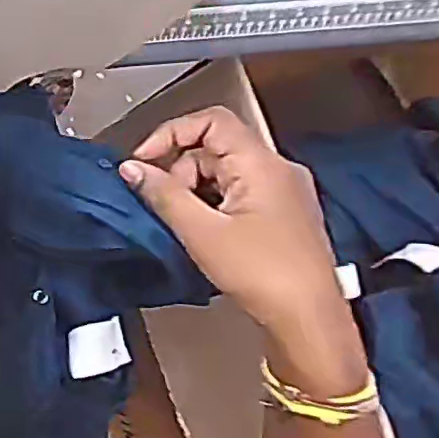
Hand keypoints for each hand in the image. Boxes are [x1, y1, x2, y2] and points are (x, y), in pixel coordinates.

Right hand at [117, 107, 341, 336]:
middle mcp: (277, 170)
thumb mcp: (200, 232)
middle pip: (212, 148)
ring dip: (192, 192)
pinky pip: (235, 192)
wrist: (307, 316)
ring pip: (221, 172)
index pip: (211, 121)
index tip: (142, 161)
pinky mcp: (279, 213)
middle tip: (162, 205)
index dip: (170, 134)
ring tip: (186, 227)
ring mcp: (281, 191)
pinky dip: (210, 206)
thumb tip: (132, 168)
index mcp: (261, 165)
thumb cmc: (264, 274)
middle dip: (178, 172)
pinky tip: (204, 234)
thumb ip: (162, 194)